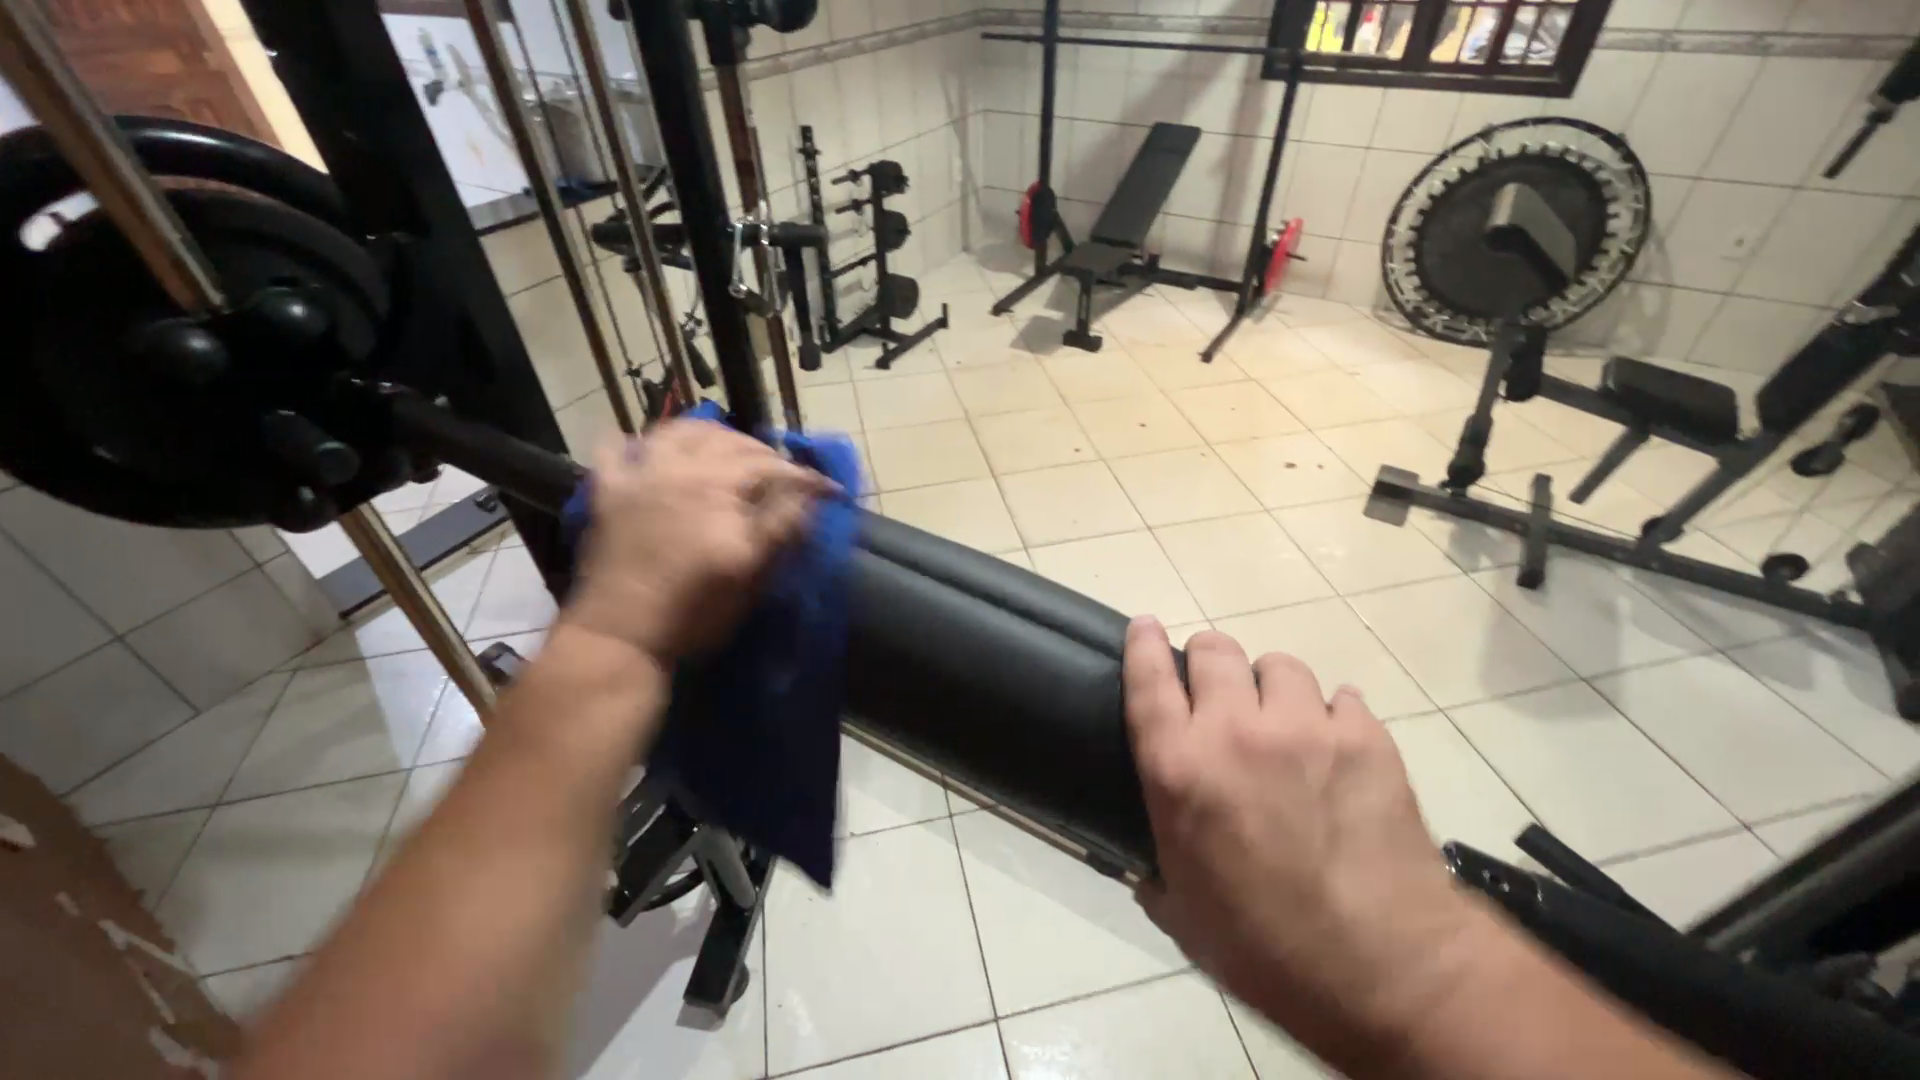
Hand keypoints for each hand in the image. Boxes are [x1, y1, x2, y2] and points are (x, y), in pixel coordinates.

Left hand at [562, 420, 833, 662]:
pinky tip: (642, 447)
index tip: (831, 491)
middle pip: (726, 440)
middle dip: (760, 451)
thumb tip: (809, 496)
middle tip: (781, 470)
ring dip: (706, 433)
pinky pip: (613, 452)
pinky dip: (630, 443)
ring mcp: (639, 477)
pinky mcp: (609, 496)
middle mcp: (678, 468)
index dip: (805, 476)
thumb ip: (780, 526)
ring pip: (675, 432)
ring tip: (724, 445)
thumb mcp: (750, 572)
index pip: (770, 467)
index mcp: (717, 485)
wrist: (621, 634)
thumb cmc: (693, 608)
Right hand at [1122, 618, 1484, 1065]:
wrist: (1384, 968)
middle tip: (1219, 689)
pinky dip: (1332, 715)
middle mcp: (1235, 732)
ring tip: (1284, 720)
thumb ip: (1156, 870)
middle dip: (1210, 659)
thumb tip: (1147, 868)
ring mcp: (1306, 729)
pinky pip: (1341, 698)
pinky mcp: (1366, 738)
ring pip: (1279, 665)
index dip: (1143, 644)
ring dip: (1272, 686)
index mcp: (1179, 770)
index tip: (1145, 626)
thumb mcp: (1182, 912)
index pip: (1149, 680)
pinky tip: (1337, 748)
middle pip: (1215, 650)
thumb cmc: (1264, 947)